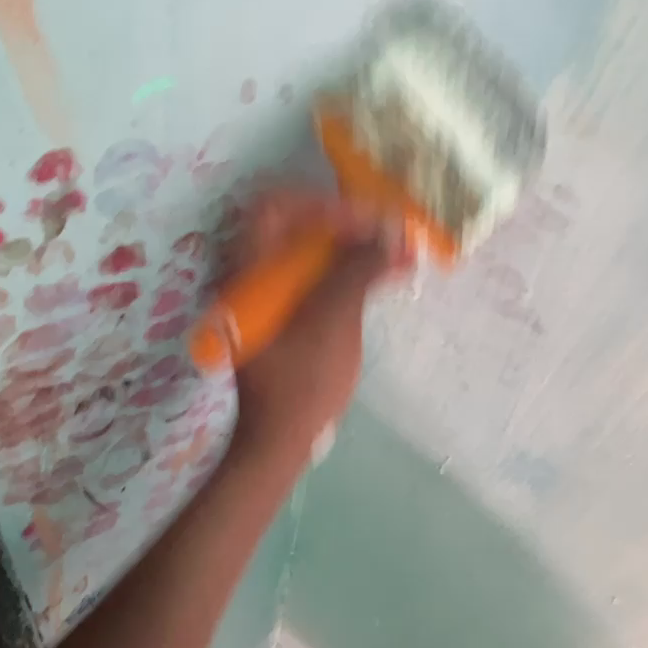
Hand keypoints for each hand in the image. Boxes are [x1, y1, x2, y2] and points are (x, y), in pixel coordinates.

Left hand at [226, 189, 399, 462]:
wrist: (279, 443)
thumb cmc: (302, 384)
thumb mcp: (332, 322)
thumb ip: (358, 270)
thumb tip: (392, 231)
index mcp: (249, 272)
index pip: (276, 208)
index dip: (321, 203)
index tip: (367, 219)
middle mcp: (252, 279)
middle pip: (296, 230)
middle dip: (347, 226)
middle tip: (390, 233)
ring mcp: (268, 302)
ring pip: (310, 258)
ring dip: (353, 251)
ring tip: (397, 254)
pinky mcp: (285, 323)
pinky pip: (315, 284)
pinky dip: (347, 277)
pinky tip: (381, 279)